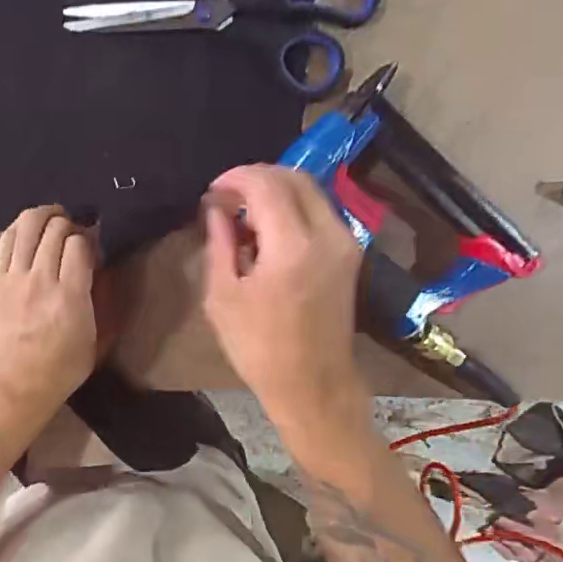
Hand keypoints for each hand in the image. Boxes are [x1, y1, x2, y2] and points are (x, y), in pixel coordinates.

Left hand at [0, 205, 97, 412]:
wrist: (23, 381)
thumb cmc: (67, 364)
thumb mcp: (98, 333)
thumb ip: (101, 295)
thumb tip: (101, 263)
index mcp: (69, 296)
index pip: (79, 243)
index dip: (90, 237)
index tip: (94, 244)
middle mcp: (40, 281)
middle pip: (54, 228)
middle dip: (69, 223)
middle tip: (74, 233)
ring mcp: (14, 279)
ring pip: (26, 225)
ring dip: (43, 216)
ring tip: (53, 220)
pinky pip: (6, 241)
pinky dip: (20, 229)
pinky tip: (31, 232)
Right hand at [201, 164, 365, 408]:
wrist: (312, 383)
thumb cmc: (258, 347)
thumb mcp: (223, 297)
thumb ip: (220, 244)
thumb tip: (216, 209)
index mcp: (293, 246)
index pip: (267, 185)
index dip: (236, 178)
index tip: (212, 190)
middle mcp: (329, 234)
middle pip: (295, 178)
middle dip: (257, 177)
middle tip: (226, 196)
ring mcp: (346, 242)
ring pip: (312, 191)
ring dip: (276, 191)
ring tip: (243, 214)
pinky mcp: (350, 254)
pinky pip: (320, 212)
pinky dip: (293, 208)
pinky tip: (268, 230)